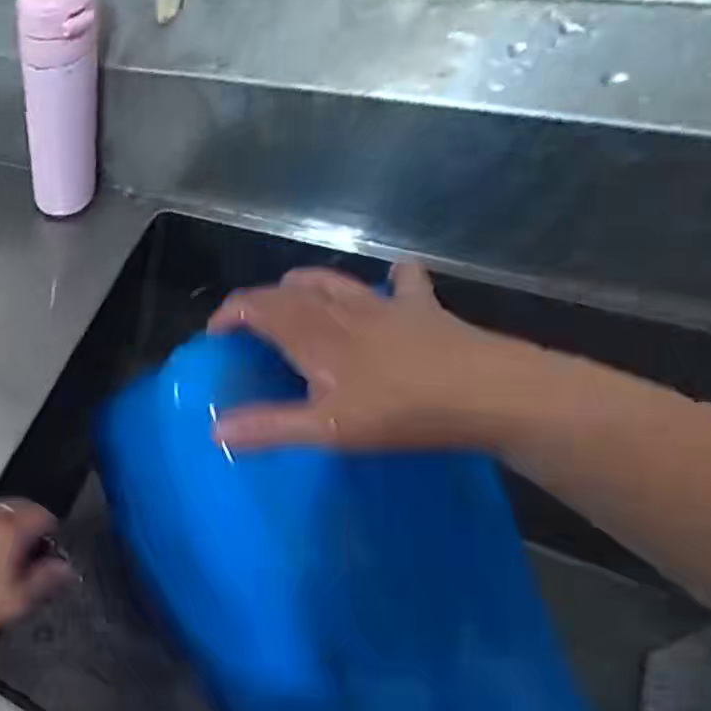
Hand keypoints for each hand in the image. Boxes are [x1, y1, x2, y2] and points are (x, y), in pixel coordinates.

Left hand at [0, 499, 73, 642]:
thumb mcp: (18, 599)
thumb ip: (47, 579)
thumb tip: (67, 568)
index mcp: (8, 529)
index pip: (41, 514)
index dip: (51, 530)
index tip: (51, 551)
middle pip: (19, 507)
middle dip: (31, 524)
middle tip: (33, 552)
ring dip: (10, 525)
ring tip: (10, 555)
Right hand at [205, 262, 541, 450]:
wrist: (497, 394)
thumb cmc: (405, 413)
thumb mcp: (328, 430)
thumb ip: (268, 427)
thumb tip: (214, 431)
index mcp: (316, 337)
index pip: (259, 308)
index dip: (230, 314)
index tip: (214, 335)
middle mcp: (345, 312)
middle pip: (291, 291)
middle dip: (259, 301)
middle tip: (246, 326)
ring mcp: (388, 307)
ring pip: (335, 281)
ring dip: (305, 285)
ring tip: (291, 298)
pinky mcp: (426, 311)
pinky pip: (404, 283)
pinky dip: (390, 278)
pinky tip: (392, 279)